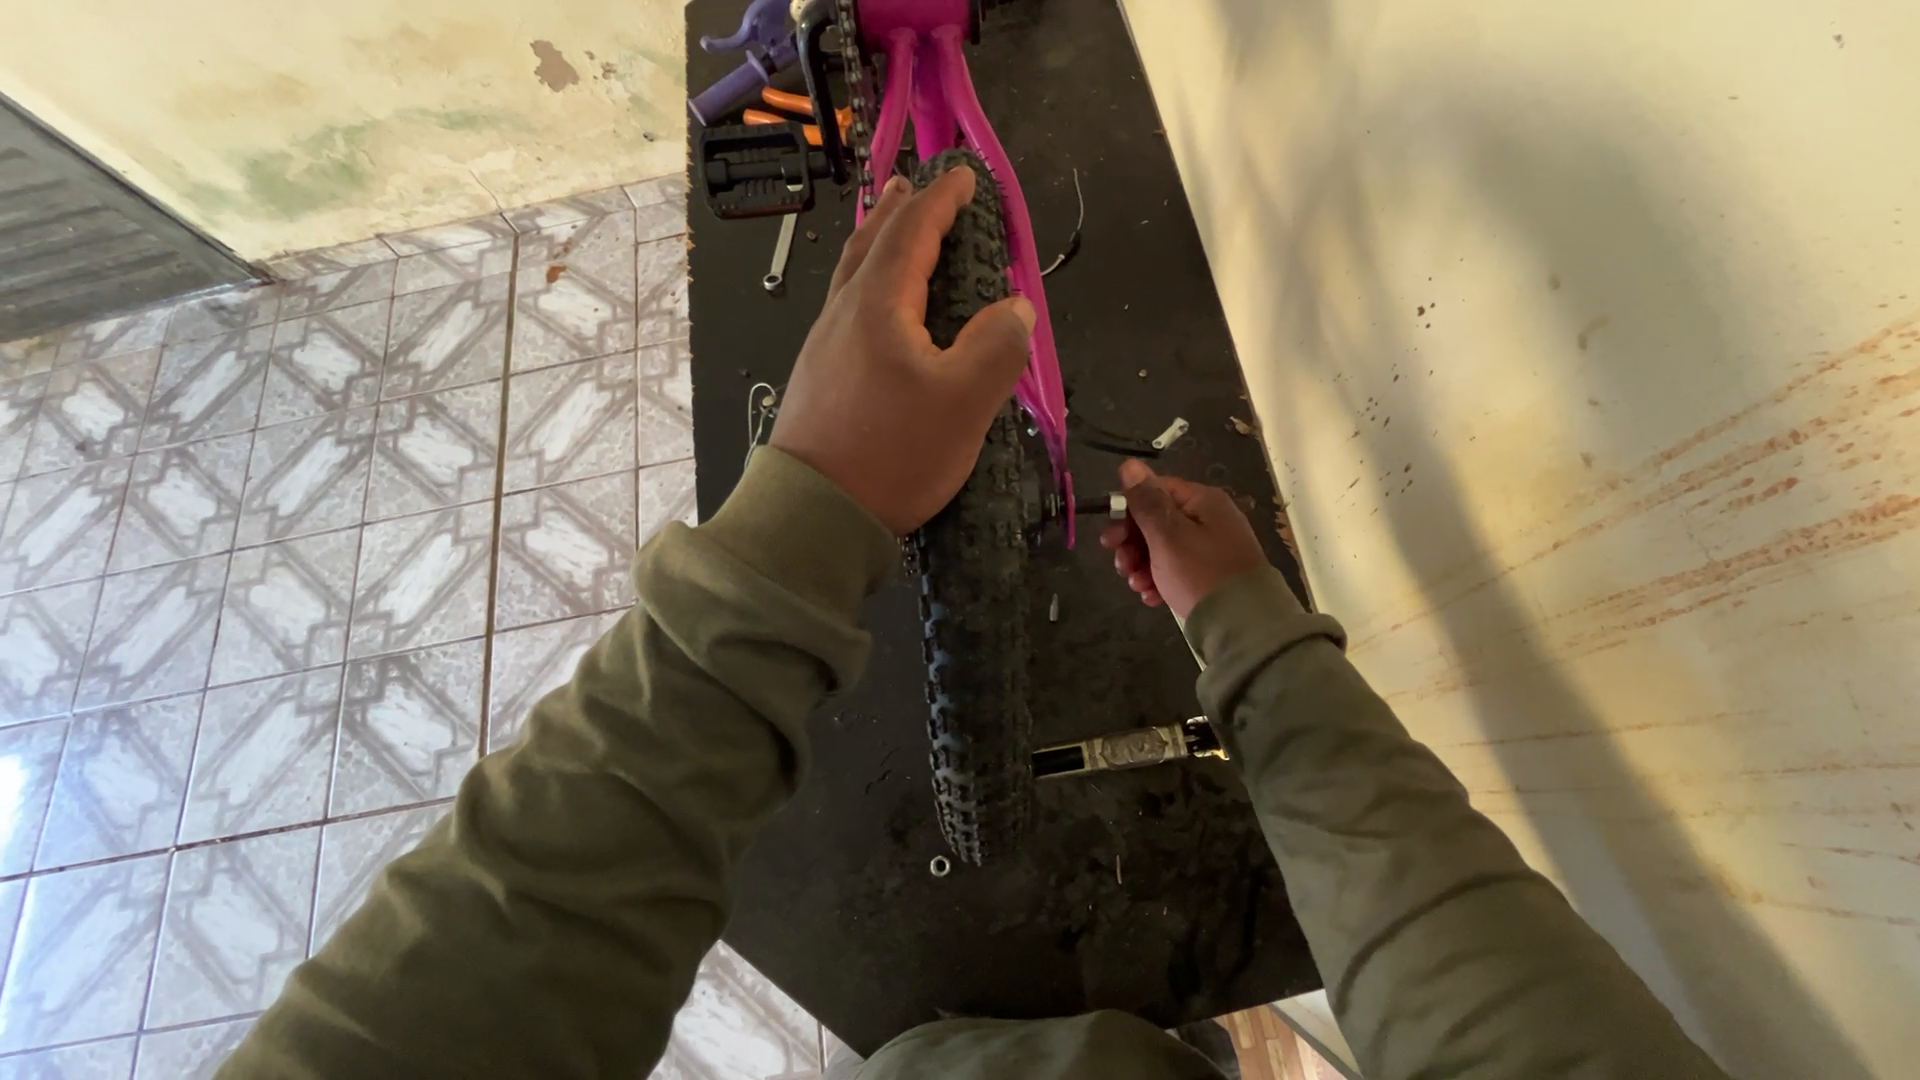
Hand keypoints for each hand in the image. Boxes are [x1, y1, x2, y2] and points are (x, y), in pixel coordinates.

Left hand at [770, 167, 1036, 533]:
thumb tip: (1015, 308)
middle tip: (913, 187)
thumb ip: (997, 347)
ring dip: (876, 245)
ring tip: (892, 230)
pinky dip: (866, 286)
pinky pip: (846, 311)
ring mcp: (823, 347)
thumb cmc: (893, 454)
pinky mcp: (817, 379)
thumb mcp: (963, 404)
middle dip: (898, 212)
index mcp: (879, 306)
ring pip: (851, 278)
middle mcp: (844, 315)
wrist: (813, 514)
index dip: (940, 201)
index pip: (912, 233)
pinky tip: (874, 310)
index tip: (964, 176)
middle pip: (870, 246)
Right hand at [1099, 460, 1267, 618]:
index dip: (1128, 512)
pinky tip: (1151, 596)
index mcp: (1202, 501)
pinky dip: (1159, 578)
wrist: (1241, 625)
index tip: (1111, 538)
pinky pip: (1176, 567)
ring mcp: (1211, 547)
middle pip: (1157, 520)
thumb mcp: (1167, 536)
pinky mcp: (1210, 573)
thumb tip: (1130, 464)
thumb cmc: (1200, 574)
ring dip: (1142, 564)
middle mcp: (1209, 518)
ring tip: (1137, 585)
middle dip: (1132, 544)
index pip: (1155, 490)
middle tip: (1121, 565)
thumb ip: (1146, 501)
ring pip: (1163, 546)